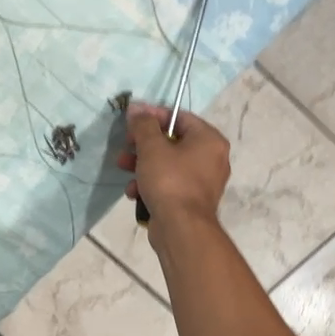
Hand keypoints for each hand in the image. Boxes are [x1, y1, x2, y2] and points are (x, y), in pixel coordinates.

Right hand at [119, 103, 230, 237]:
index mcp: (209, 140)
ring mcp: (202, 180)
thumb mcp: (152, 147)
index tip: (131, 119)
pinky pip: (169, 183)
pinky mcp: (191, 199)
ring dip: (142, 164)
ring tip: (123, 169)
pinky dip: (150, 184)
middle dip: (143, 144)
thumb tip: (136, 108)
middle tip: (125, 146)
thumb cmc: (169, 181)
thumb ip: (143, 125)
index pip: (180, 117)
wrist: (181, 227)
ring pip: (167, 163)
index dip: (153, 116)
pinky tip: (134, 192)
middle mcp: (211, 157)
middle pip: (172, 141)